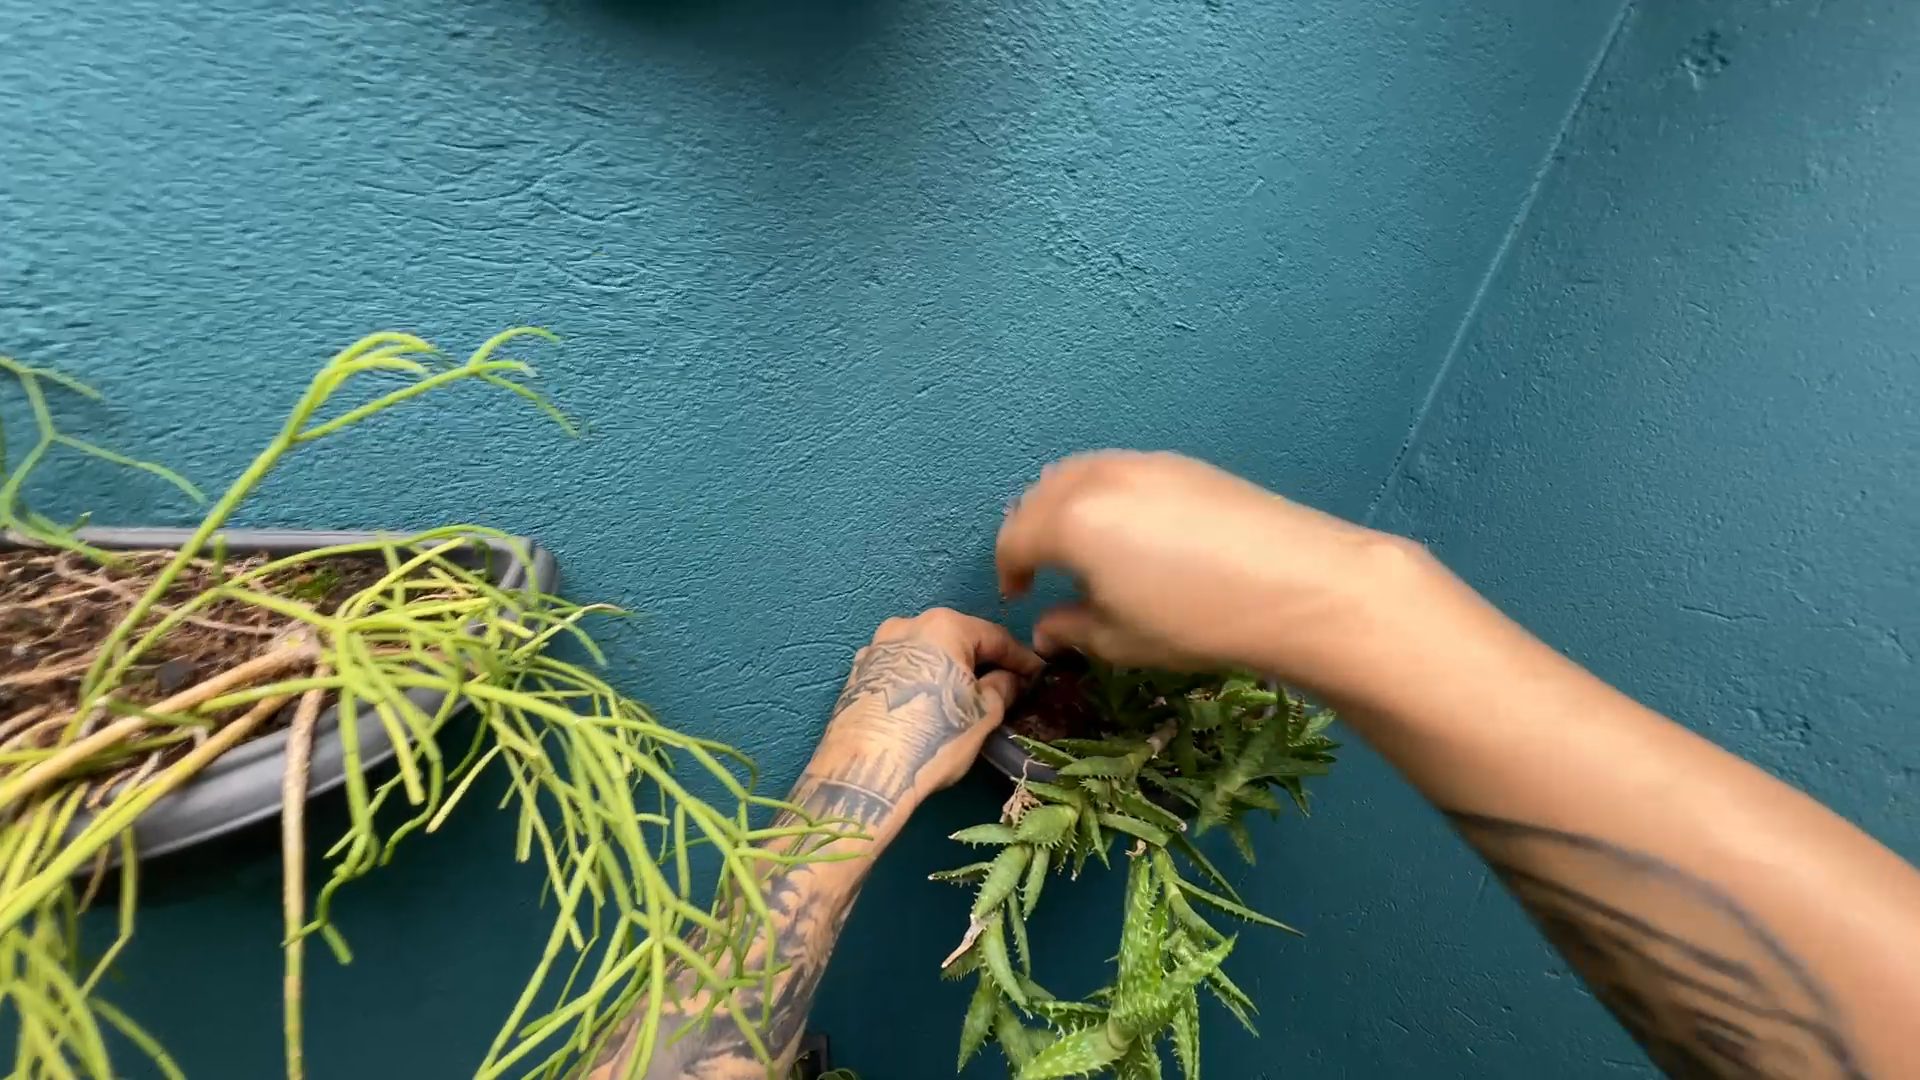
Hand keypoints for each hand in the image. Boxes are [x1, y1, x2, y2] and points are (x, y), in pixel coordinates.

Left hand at [812, 610, 1042, 819]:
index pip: (994, 636)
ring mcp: (877, 646)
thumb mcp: (983, 714)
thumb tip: (1010, 678)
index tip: (1039, 673)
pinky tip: (929, 703)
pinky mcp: (858, 672)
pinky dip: (920, 679)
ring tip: (966, 695)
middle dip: (982, 660)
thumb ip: (1003, 687)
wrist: (864, 772)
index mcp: (944, 625)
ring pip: (926, 652)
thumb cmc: (934, 738)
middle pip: (957, 639)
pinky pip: (901, 668)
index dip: (1021, 657)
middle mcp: (907, 625)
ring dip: (948, 669)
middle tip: (1006, 684)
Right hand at [996, 450, 1440, 696]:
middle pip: (1038, 497)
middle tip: (1043, 571)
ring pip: (1076, 474)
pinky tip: (1127, 528)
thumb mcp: (1121, 639)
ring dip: (1062, 508)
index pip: (1014, 538)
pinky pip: (1115, 471)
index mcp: (1070, 521)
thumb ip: (1070, 628)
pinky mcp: (1178, 463)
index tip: (1019, 598)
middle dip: (1030, 534)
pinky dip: (1100, 494)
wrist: (1301, 584)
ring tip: (1080, 546)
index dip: (1008, 571)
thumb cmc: (1197, 620)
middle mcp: (1095, 478)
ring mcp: (1139, 463)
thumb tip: (1046, 626)